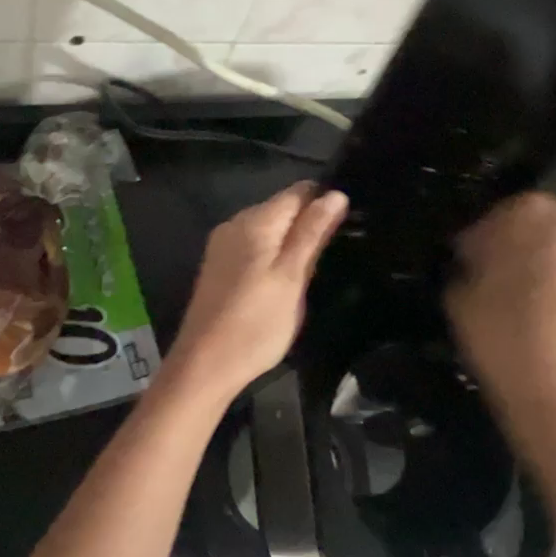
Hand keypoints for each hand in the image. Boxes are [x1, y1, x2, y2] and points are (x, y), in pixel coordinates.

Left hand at [165, 183, 347, 397]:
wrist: (205, 364)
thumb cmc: (256, 323)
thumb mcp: (292, 277)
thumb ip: (312, 233)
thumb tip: (336, 194)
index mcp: (255, 221)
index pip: (299, 191)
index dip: (326, 200)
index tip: (350, 222)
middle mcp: (235, 224)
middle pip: (282, 208)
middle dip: (310, 221)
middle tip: (339, 248)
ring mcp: (223, 246)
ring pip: (268, 229)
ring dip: (292, 240)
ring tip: (318, 265)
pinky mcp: (218, 267)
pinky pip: (253, 247)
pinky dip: (273, 255)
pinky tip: (285, 279)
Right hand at [446, 192, 555, 417]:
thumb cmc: (504, 337)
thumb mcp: (460, 299)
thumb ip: (468, 269)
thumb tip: (476, 266)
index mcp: (530, 211)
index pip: (500, 214)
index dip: (484, 241)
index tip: (472, 264)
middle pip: (544, 227)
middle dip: (525, 248)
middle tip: (503, 280)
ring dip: (554, 268)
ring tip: (534, 303)